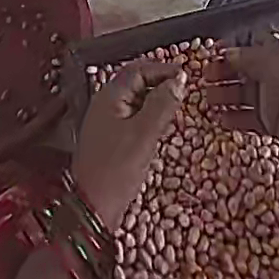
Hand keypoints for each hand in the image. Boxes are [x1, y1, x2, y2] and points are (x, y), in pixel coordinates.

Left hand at [69, 59, 186, 227]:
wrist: (92, 208)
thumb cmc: (116, 169)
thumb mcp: (143, 135)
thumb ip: (161, 105)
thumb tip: (178, 80)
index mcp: (110, 96)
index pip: (138, 70)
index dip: (162, 70)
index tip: (186, 76)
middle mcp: (106, 104)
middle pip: (135, 82)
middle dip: (160, 82)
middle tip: (185, 89)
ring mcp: (107, 121)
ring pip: (135, 99)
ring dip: (156, 98)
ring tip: (178, 104)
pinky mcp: (112, 138)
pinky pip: (133, 116)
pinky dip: (150, 115)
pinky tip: (162, 125)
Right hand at [202, 35, 278, 154]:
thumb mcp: (273, 65)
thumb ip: (248, 56)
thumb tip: (228, 52)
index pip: (252, 44)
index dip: (232, 46)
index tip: (212, 51)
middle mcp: (276, 75)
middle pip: (243, 69)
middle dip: (223, 71)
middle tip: (204, 76)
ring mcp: (275, 100)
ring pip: (243, 94)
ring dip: (224, 95)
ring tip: (206, 99)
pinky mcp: (274, 123)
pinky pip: (249, 118)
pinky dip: (234, 118)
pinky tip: (219, 119)